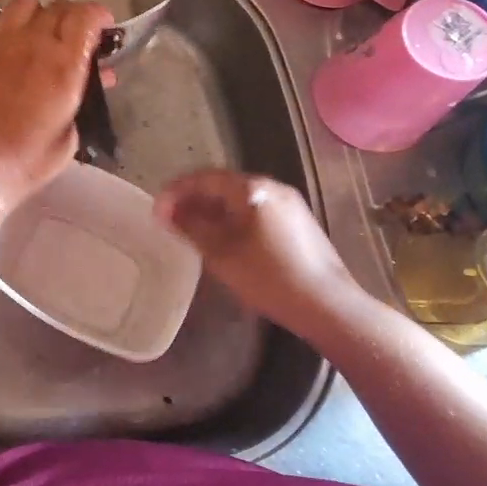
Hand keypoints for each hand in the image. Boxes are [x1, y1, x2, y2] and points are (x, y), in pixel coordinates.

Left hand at [0, 0, 112, 208]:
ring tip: (35, 28)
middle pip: (57, 8)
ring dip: (34, 12)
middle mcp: (32, 43)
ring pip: (20, 4)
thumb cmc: (27, 162)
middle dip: (71, 16)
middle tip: (73, 36)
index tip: (103, 28)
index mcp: (64, 64)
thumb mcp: (71, 137)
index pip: (86, 16)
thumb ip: (84, 98)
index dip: (99, 16)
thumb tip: (98, 76)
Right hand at [155, 169, 360, 333]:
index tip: (156, 211)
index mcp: (252, 188)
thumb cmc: (270, 276)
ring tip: (193, 233)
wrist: (329, 307)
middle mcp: (272, 187)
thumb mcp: (221, 253)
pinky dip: (233, 221)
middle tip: (171, 221)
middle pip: (221, 186)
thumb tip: (167, 211)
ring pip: (239, 200)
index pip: (203, 178)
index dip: (175, 192)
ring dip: (212, 212)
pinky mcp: (299, 225)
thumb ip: (190, 226)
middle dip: (193, 201)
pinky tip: (225, 243)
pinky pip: (256, 213)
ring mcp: (289, 205)